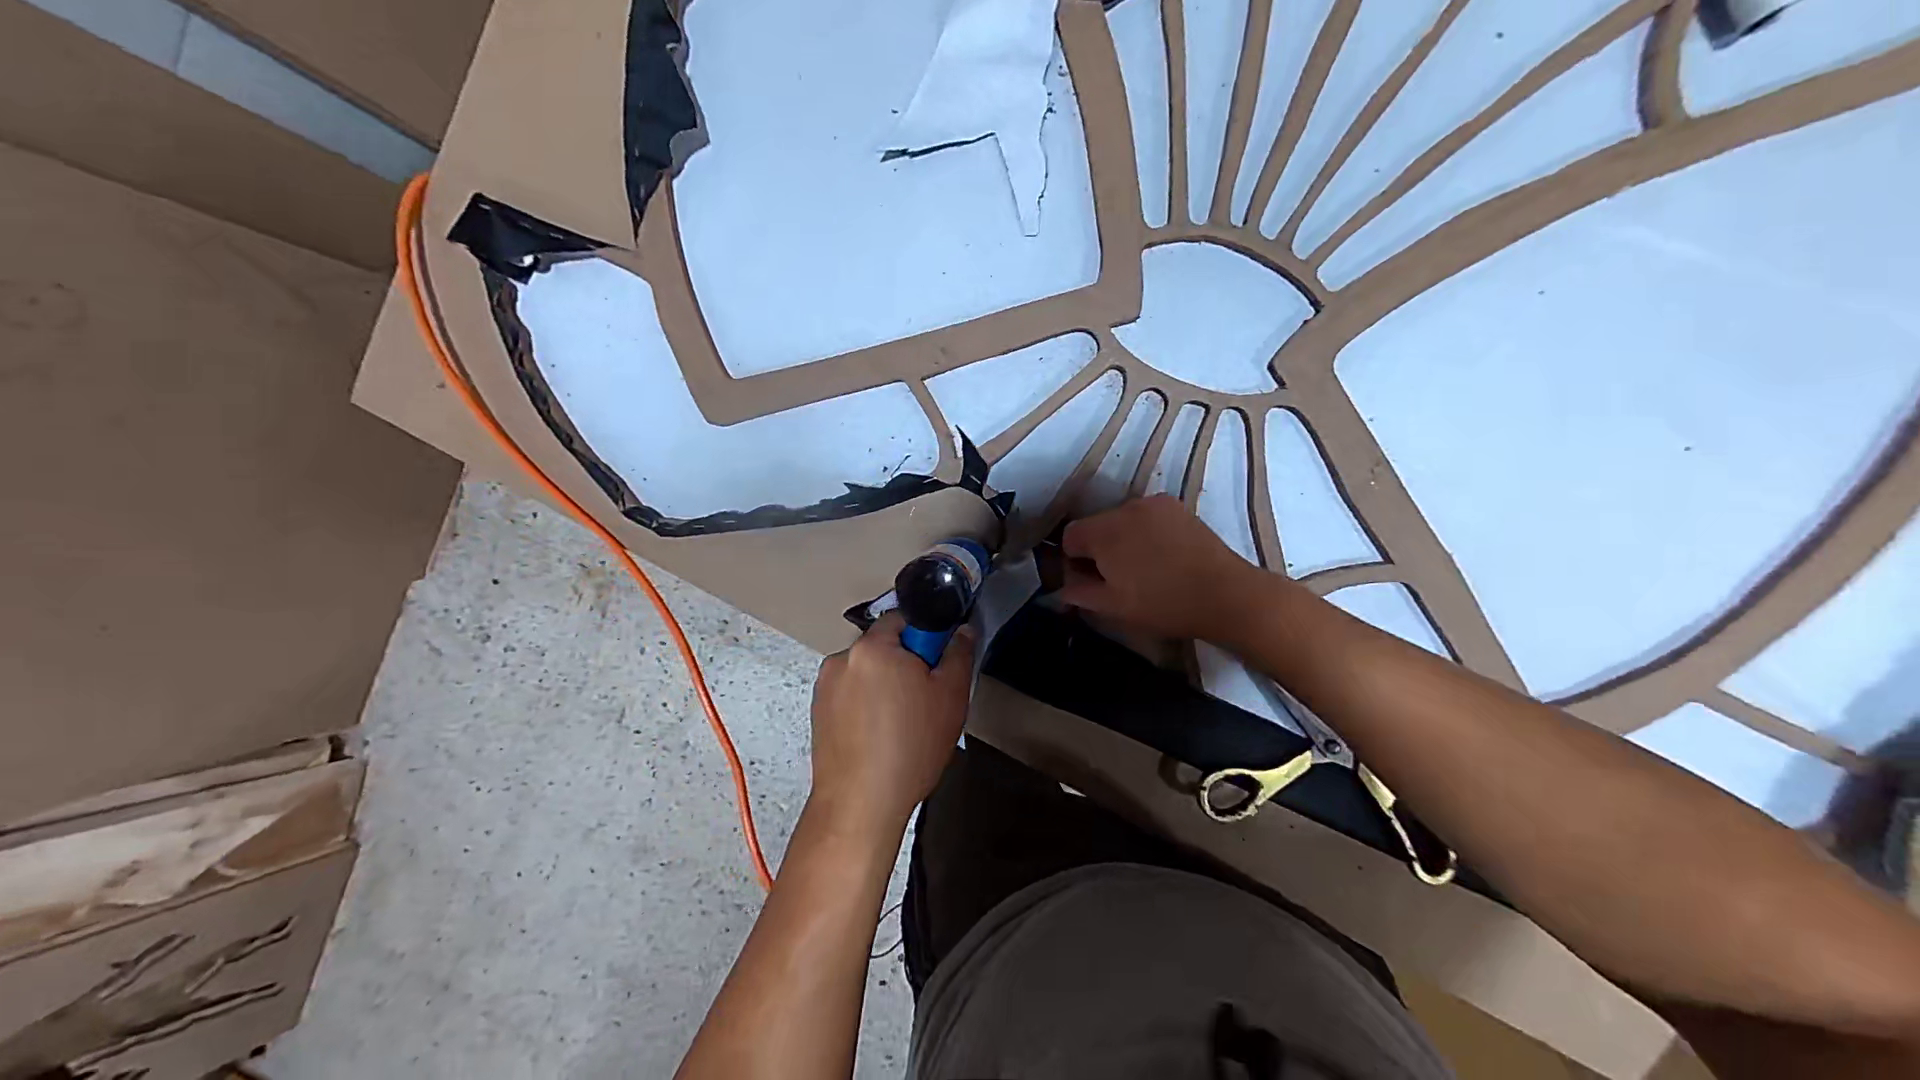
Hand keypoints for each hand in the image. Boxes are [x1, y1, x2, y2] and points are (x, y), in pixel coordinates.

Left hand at [806, 611, 974, 837]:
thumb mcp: (950, 697)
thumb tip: (962, 631)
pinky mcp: (819, 712)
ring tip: (903, 724)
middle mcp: (842, 659)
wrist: (861, 803)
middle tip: (926, 698)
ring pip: (868, 673)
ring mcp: (826, 687)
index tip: (938, 663)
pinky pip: (851, 696)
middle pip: (884, 646)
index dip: (927, 637)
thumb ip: (958, 654)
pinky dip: (867, 707)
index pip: (904, 618)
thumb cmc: (908, 749)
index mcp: (873, 647)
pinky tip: (882, 737)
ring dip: (886, 686)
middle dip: (907, 664)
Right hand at [1059, 495, 1267, 641]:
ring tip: (1143, 567)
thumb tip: (1061, 586)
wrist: (1224, 594)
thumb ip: (1079, 592)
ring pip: (1121, 520)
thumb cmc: (1163, 604)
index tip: (1090, 582)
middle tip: (1117, 579)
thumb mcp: (1113, 607)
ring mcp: (1154, 503)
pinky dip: (1146, 531)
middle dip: (1099, 549)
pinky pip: (1146, 516)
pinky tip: (1162, 555)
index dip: (1073, 561)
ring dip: (1123, 539)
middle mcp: (1125, 508)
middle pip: (1095, 525)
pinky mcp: (1176, 506)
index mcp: (1104, 532)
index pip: (1069, 536)